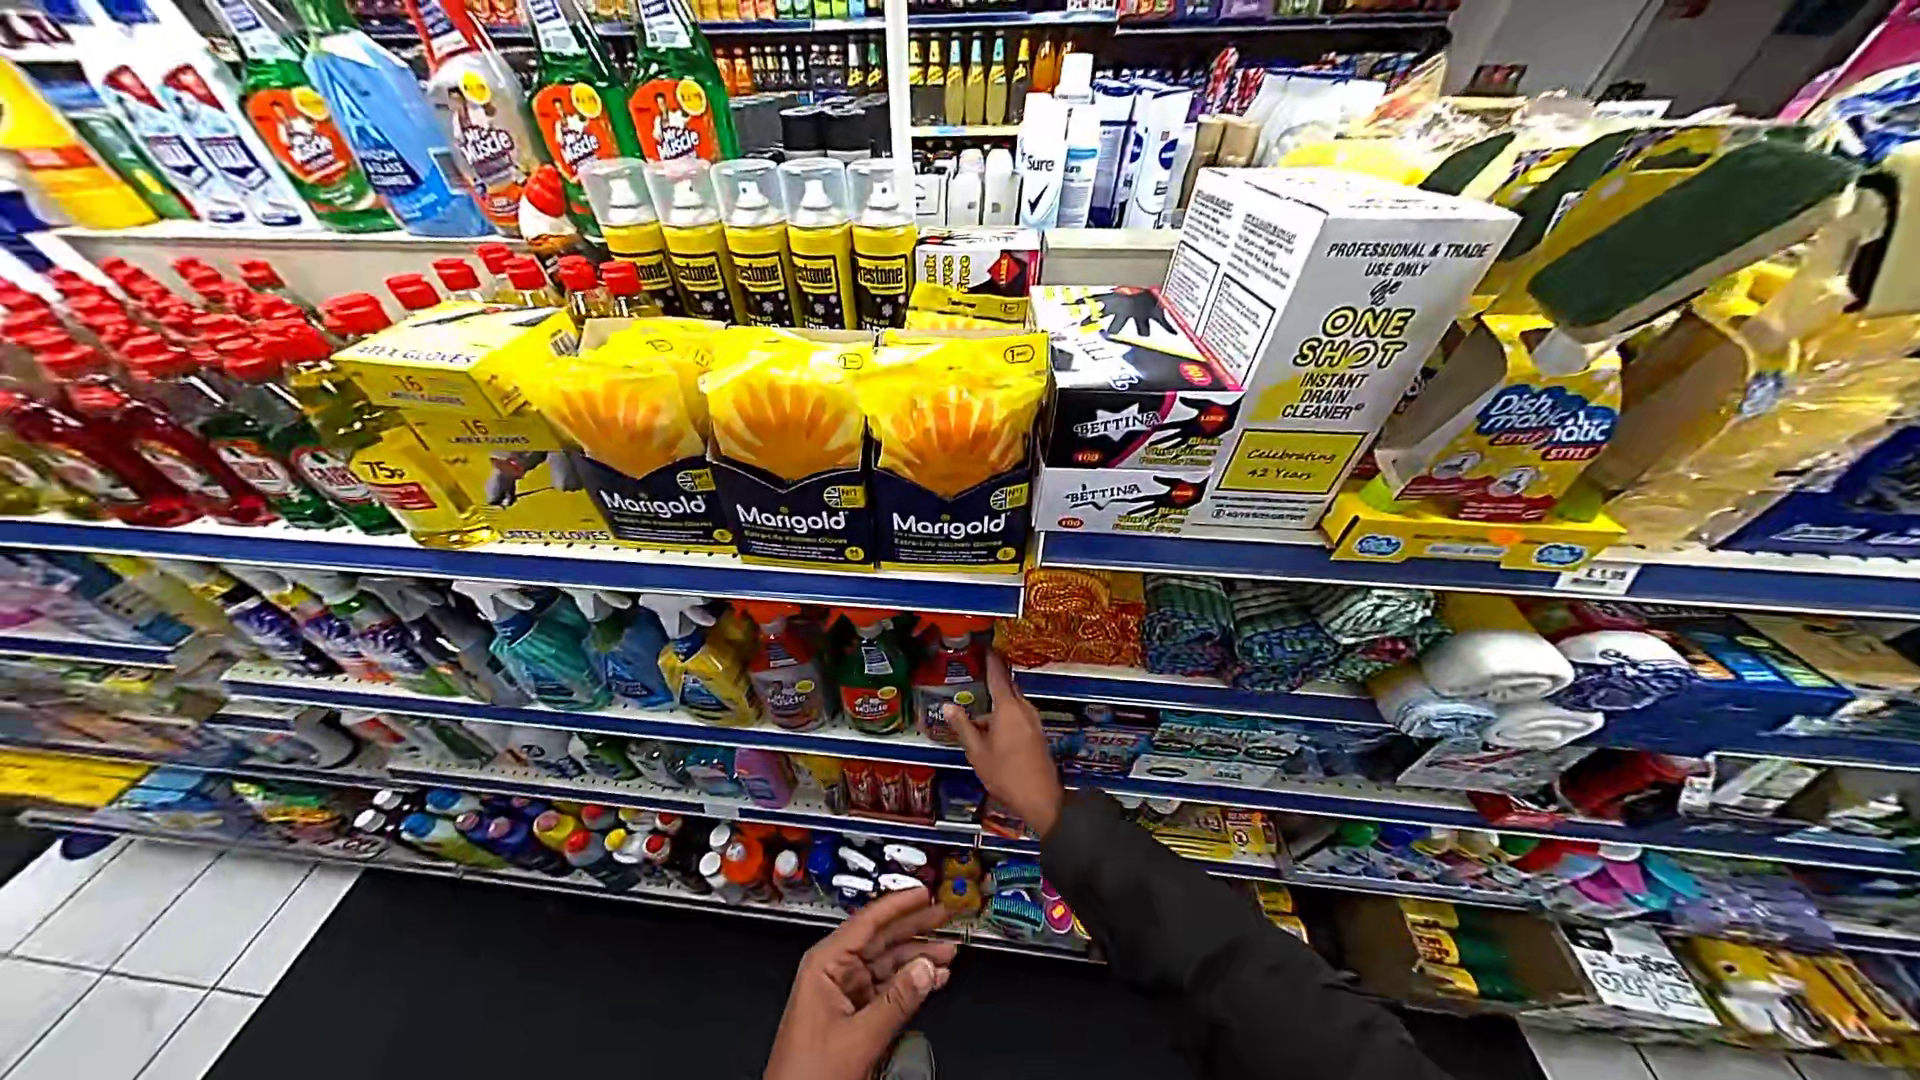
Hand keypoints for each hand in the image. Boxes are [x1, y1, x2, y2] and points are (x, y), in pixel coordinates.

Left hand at [765, 886, 955, 1079]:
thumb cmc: (806, 1077)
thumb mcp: (857, 1038)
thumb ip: (896, 1001)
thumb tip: (925, 968)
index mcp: (825, 964)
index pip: (868, 921)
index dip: (899, 904)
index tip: (924, 894)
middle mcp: (835, 972)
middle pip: (883, 938)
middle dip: (916, 927)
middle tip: (943, 915)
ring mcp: (846, 993)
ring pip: (890, 963)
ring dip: (920, 958)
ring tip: (947, 950)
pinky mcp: (855, 1014)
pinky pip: (889, 988)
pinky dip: (913, 984)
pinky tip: (933, 979)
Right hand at [946, 652, 1065, 837]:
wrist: (1040, 798)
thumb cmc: (1006, 774)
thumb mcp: (977, 751)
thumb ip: (963, 726)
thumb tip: (948, 707)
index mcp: (1008, 708)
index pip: (998, 675)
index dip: (990, 660)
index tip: (985, 647)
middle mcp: (1023, 709)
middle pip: (1007, 687)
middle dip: (992, 681)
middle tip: (976, 676)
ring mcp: (1033, 721)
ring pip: (1012, 704)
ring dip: (996, 705)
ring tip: (977, 713)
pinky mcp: (1037, 733)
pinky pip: (1018, 716)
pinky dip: (1004, 716)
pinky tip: (991, 731)